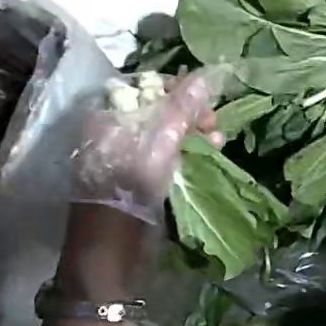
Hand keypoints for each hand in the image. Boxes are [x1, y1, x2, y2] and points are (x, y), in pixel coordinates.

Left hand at [72, 70, 221, 224]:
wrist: (113, 251)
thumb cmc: (130, 190)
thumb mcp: (159, 144)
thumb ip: (182, 109)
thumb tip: (209, 74)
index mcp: (109, 116)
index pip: (147, 86)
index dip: (179, 88)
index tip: (207, 98)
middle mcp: (115, 130)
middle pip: (158, 108)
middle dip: (190, 112)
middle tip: (214, 123)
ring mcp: (127, 154)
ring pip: (165, 131)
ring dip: (193, 131)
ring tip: (217, 140)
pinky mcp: (139, 176)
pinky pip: (165, 153)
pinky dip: (186, 150)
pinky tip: (207, 152)